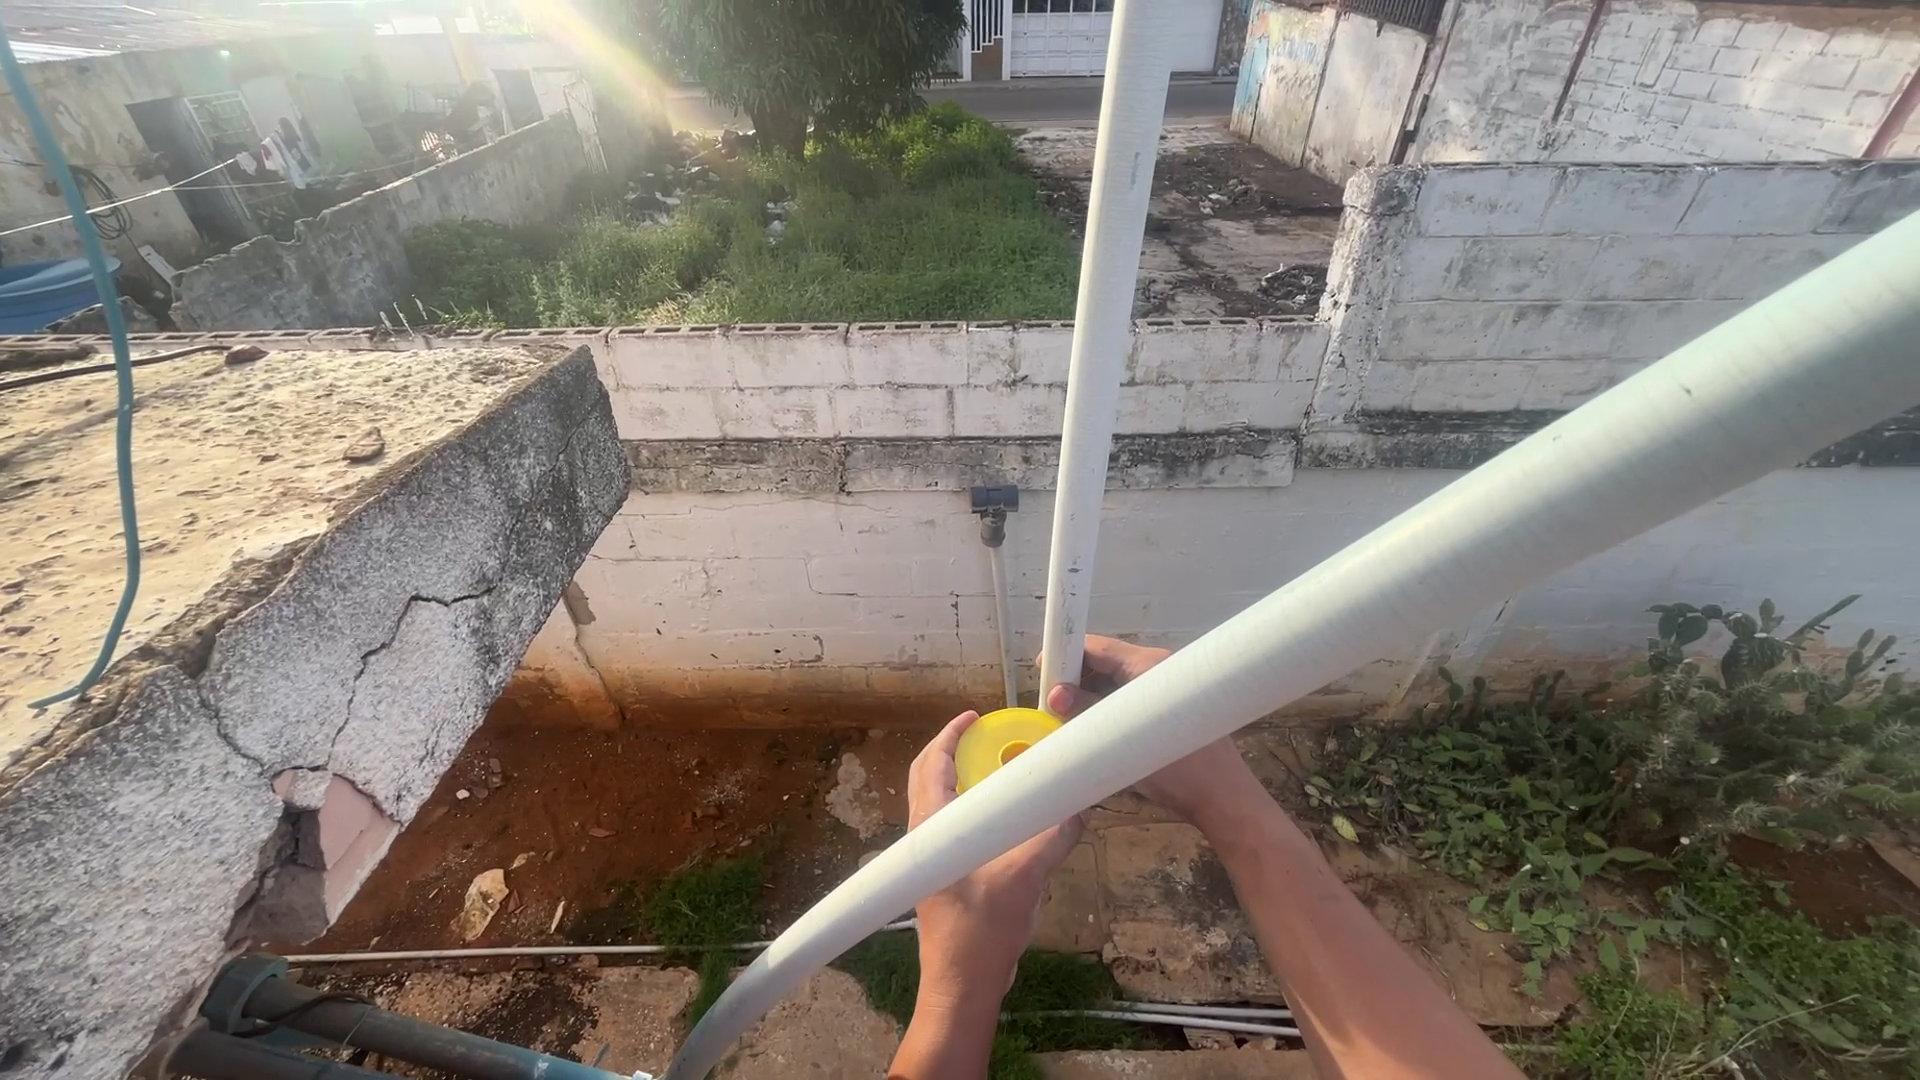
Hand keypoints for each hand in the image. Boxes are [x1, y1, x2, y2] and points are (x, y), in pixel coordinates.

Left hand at [907, 710, 1083, 1008]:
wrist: (961, 986)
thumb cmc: (982, 931)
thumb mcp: (1025, 879)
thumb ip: (1053, 839)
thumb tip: (1080, 807)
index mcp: (931, 828)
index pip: (931, 764)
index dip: (950, 734)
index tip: (974, 716)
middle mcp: (922, 836)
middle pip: (927, 775)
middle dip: (953, 749)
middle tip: (986, 735)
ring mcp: (928, 856)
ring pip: (936, 799)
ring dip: (961, 776)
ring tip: (995, 766)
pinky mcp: (939, 873)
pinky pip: (949, 822)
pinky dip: (969, 804)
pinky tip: (999, 813)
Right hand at [1045, 635, 1261, 829]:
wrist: (1223, 798)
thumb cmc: (1174, 770)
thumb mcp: (1118, 743)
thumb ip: (1083, 712)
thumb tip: (1054, 694)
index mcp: (1148, 666)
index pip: (1097, 646)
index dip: (1066, 654)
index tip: (1043, 668)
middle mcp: (1160, 665)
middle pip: (1107, 659)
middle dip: (1077, 676)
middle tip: (1053, 700)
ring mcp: (1169, 682)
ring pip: (1119, 675)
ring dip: (1093, 690)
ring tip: (1070, 714)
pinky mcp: (1173, 701)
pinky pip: (1133, 689)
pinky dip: (1111, 700)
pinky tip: (1097, 722)